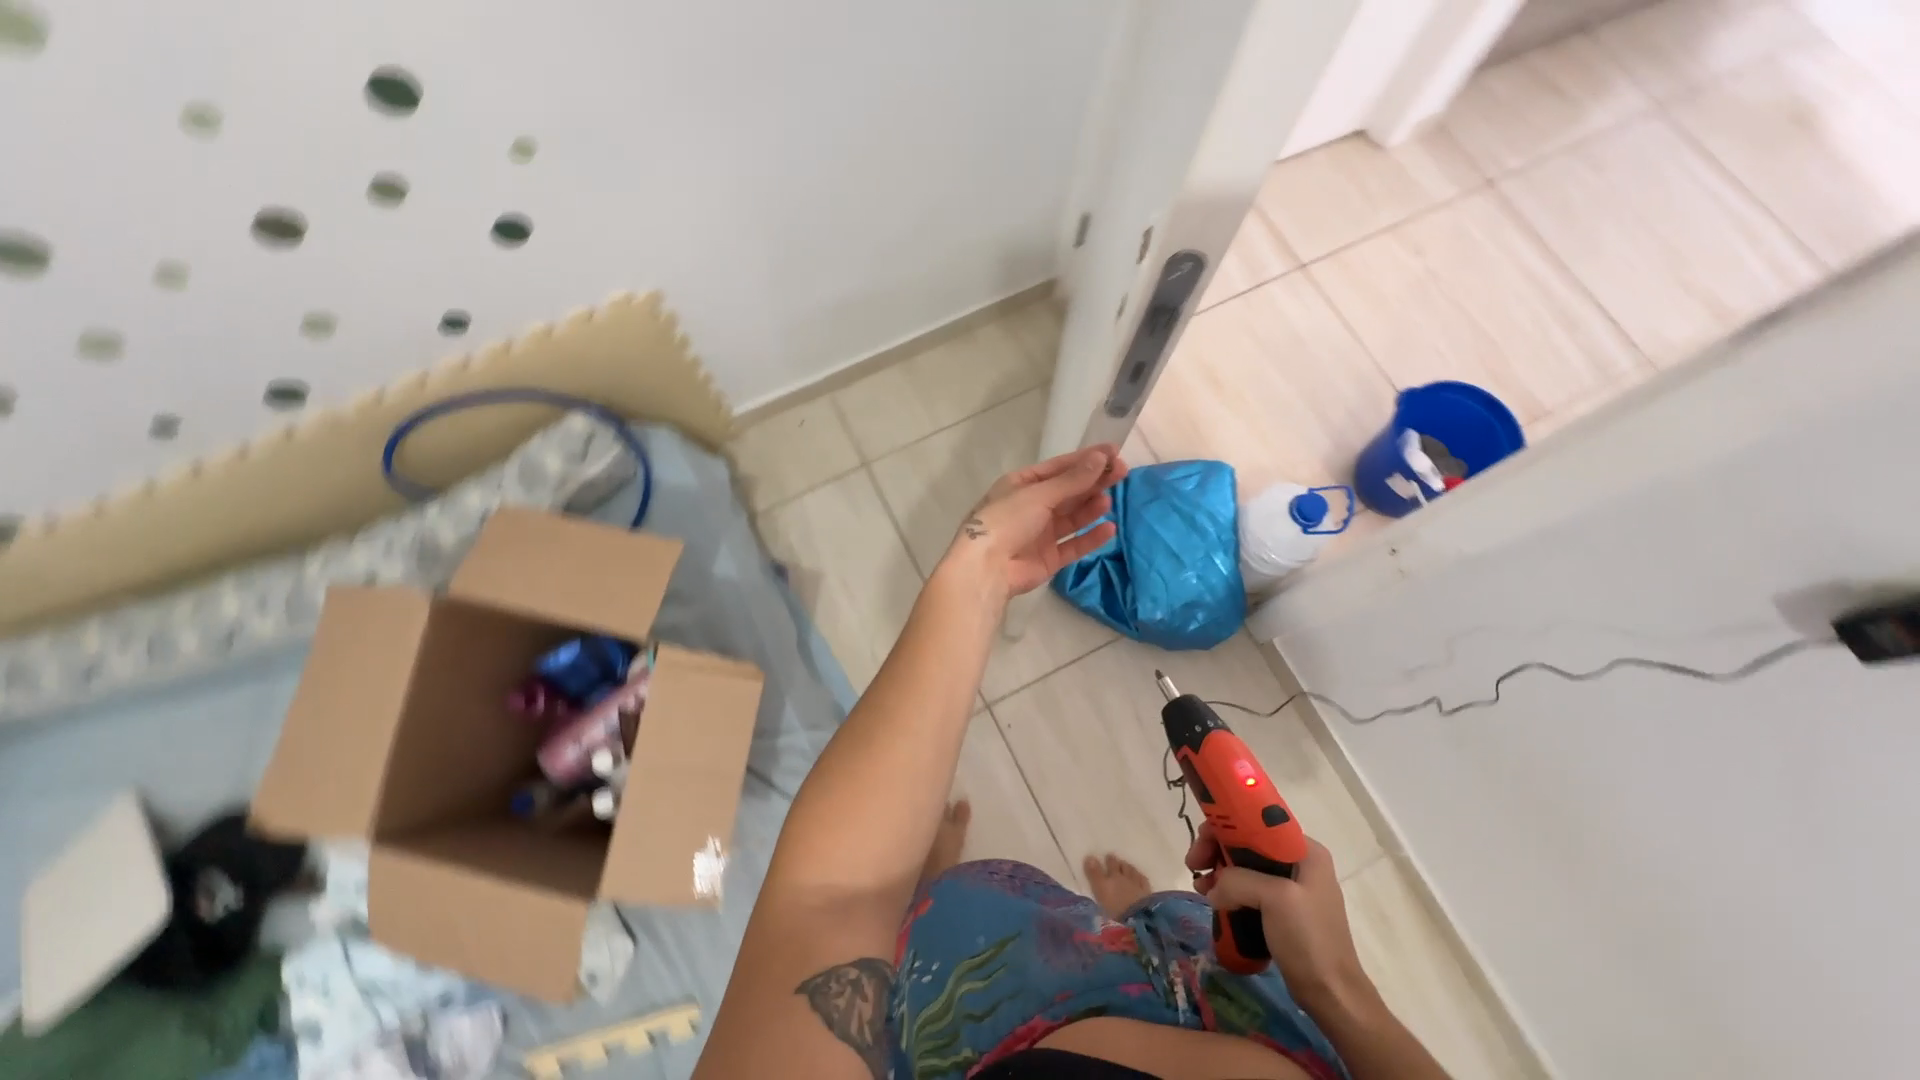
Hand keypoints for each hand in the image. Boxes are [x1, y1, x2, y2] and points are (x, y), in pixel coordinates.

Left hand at [945, 444, 1128, 596]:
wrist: (986, 568)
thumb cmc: (1007, 520)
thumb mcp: (1039, 494)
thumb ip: (1072, 480)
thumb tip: (1101, 457)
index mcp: (1021, 485)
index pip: (1058, 468)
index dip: (1086, 459)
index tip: (1114, 453)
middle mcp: (1031, 507)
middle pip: (1068, 491)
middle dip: (1094, 482)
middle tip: (1122, 473)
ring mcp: (1040, 534)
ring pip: (1072, 517)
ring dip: (1091, 507)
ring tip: (1109, 500)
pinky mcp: (1048, 558)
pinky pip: (1073, 544)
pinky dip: (1090, 537)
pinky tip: (1109, 528)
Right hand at [1186, 825, 1373, 1008]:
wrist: (1332, 993)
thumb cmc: (1309, 938)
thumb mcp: (1275, 898)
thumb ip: (1238, 880)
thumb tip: (1213, 889)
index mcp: (1305, 850)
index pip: (1257, 824)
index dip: (1225, 828)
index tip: (1201, 844)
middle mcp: (1299, 863)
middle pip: (1247, 844)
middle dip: (1217, 851)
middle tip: (1193, 866)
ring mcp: (1291, 888)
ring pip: (1245, 868)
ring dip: (1219, 873)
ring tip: (1200, 888)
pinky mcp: (1282, 911)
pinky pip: (1249, 891)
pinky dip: (1229, 892)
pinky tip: (1213, 901)